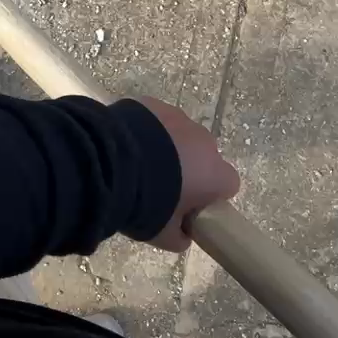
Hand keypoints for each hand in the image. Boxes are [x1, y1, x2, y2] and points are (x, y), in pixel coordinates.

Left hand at [131, 96, 240, 251]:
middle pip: (204, 155)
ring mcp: (177, 116)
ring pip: (180, 134)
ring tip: (140, 163)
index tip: (192, 205)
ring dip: (168, 146)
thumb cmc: (146, 203)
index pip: (227, 184)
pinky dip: (147, 129)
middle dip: (190, 167)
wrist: (110, 162)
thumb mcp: (166, 235)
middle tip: (163, 184)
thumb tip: (184, 231)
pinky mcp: (152, 103)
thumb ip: (182, 235)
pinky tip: (128, 144)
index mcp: (214, 172)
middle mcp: (202, 139)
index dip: (212, 195)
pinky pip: (156, 119)